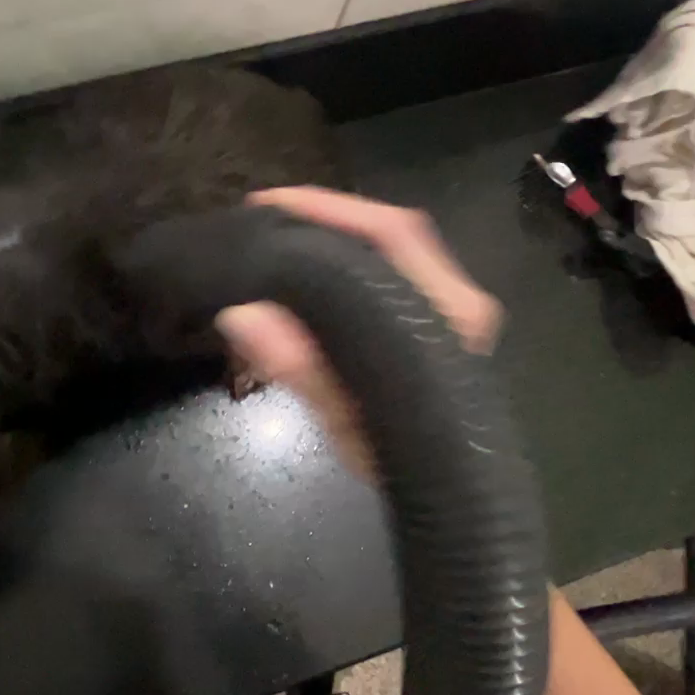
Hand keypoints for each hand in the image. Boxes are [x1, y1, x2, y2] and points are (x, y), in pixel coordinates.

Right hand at [214, 186, 503, 479]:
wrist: (445, 489)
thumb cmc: (405, 459)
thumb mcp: (350, 422)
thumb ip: (303, 370)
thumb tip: (241, 315)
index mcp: (443, 313)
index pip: (390, 234)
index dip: (329, 210)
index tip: (268, 205)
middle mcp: (454, 297)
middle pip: (391, 230)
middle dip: (325, 215)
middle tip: (262, 216)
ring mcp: (448, 306)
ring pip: (389, 246)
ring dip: (333, 235)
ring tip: (277, 236)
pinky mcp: (434, 317)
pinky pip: (388, 270)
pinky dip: (346, 260)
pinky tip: (308, 269)